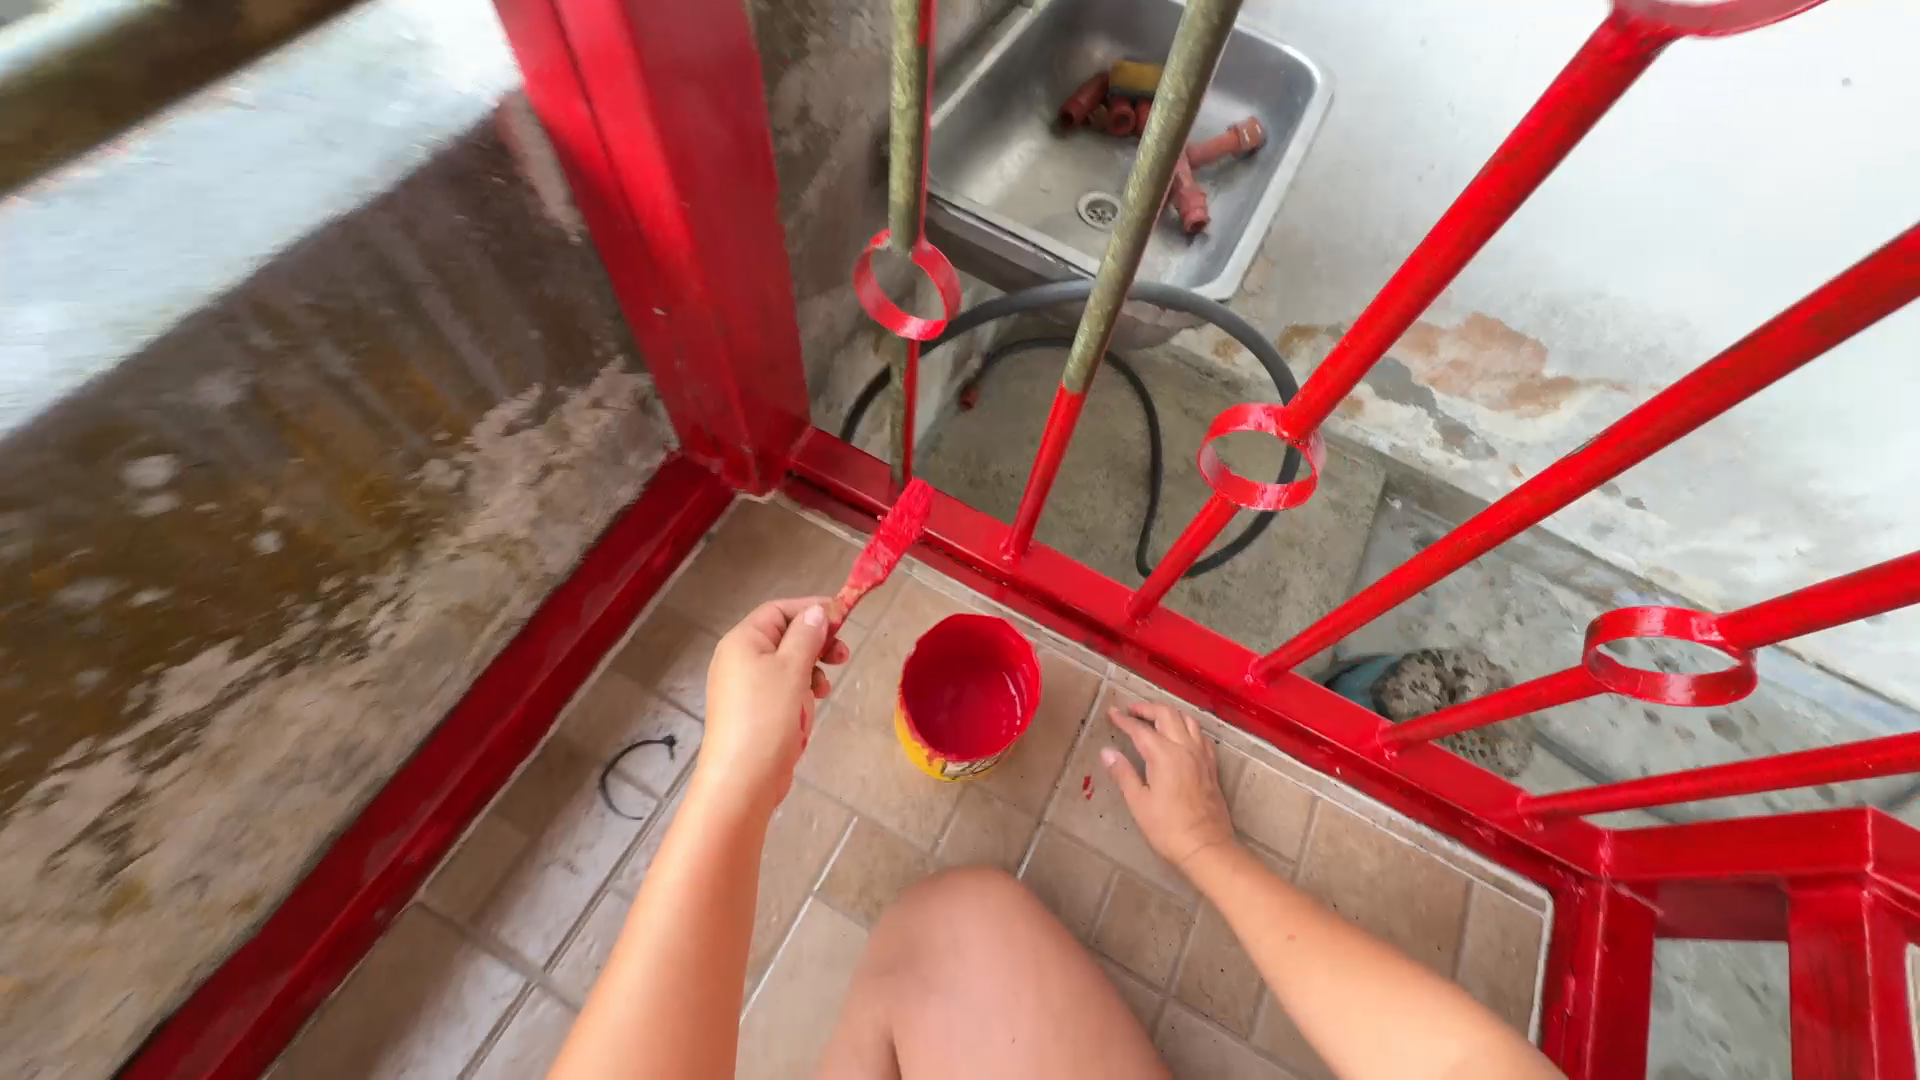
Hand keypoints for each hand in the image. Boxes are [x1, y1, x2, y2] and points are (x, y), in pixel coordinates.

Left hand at [693, 596, 850, 817]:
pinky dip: (802, 687)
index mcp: (742, 641)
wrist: (742, 779)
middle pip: (783, 635)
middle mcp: (738, 658)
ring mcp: (744, 686)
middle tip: (843, 654)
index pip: (779, 610)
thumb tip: (815, 611)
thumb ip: (806, 635)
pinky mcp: (753, 710)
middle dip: (816, 641)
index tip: (843, 619)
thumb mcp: (792, 668)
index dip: (811, 609)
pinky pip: (781, 686)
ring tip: (828, 684)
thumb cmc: (768, 716)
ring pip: (786, 662)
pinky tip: (816, 700)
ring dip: (812, 666)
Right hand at [1102, 702, 1235, 870]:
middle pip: (1167, 714)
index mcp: (1164, 754)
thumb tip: (1107, 752)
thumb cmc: (1168, 828)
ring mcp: (1201, 755)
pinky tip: (1180, 735)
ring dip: (1169, 713)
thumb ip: (1123, 773)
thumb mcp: (1138, 803)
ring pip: (1187, 720)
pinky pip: (1200, 735)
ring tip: (1154, 717)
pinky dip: (1187, 726)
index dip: (1124, 720)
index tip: (1112, 713)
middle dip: (1147, 708)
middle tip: (1131, 710)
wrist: (1206, 847)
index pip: (1140, 729)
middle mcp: (1185, 748)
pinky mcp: (1211, 766)